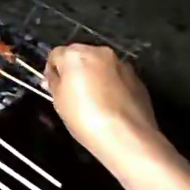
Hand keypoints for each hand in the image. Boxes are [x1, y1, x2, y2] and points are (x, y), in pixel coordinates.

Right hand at [46, 44, 160, 164]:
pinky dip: (112, 86)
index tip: (53, 89)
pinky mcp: (137, 78)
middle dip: (75, 71)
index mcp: (76, 54)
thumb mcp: (59, 102)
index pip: (56, 55)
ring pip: (101, 66)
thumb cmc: (85, 118)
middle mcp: (100, 52)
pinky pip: (117, 78)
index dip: (52, 72)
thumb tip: (54, 76)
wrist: (127, 137)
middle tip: (73, 96)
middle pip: (80, 57)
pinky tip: (112, 107)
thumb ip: (54, 83)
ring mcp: (121, 64)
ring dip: (95, 77)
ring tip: (95, 103)